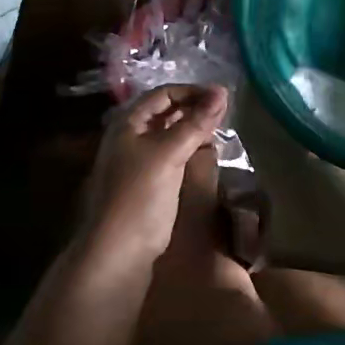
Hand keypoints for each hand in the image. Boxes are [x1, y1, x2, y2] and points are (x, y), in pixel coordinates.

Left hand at [76, 84, 228, 265]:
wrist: (117, 252)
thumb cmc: (140, 197)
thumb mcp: (168, 154)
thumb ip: (195, 123)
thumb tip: (223, 91)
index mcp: (128, 124)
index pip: (163, 94)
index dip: (193, 91)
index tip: (224, 97)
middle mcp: (130, 138)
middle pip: (165, 113)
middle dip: (195, 109)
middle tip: (227, 114)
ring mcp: (138, 162)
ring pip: (169, 135)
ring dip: (194, 130)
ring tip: (221, 131)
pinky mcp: (148, 184)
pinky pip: (171, 156)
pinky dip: (190, 150)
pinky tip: (206, 155)